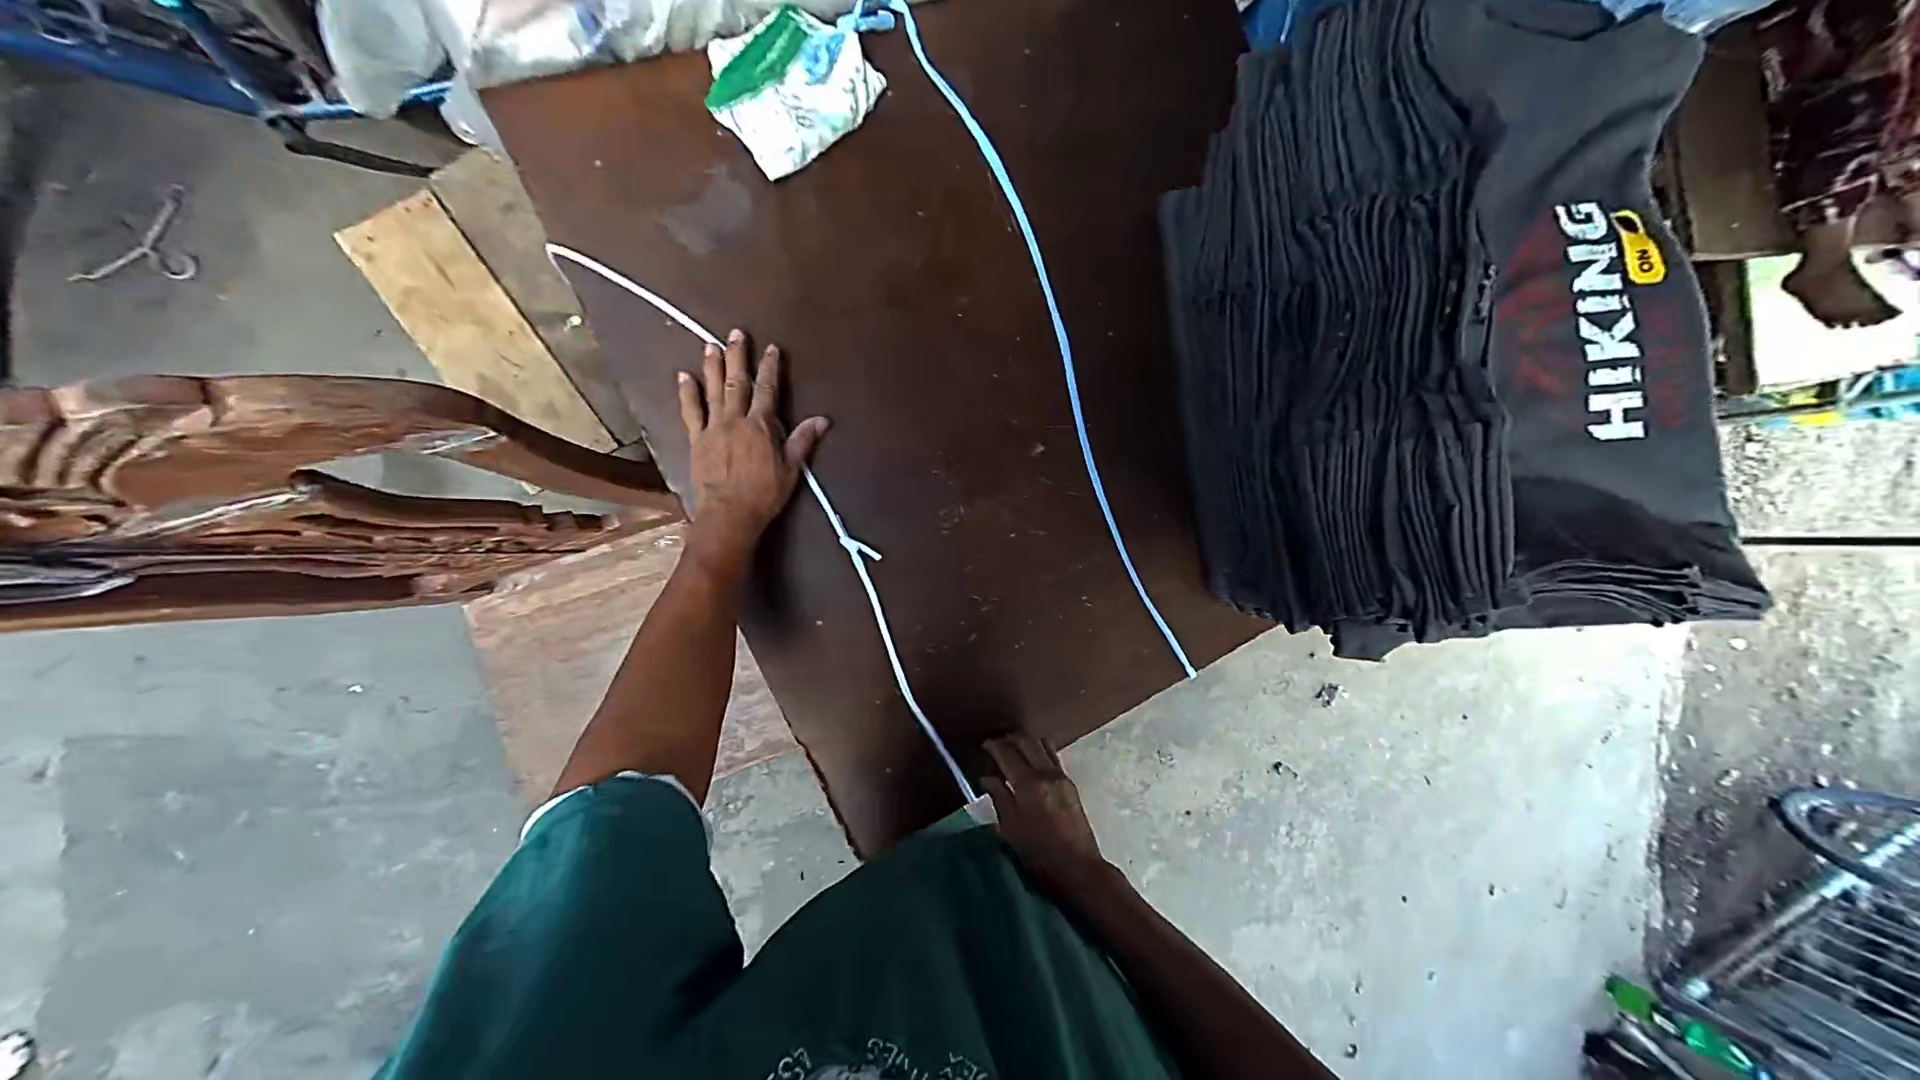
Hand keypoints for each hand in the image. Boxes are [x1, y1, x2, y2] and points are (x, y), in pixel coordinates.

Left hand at [677, 329, 828, 566]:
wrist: (729, 513)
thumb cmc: (764, 493)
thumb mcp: (791, 469)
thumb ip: (803, 440)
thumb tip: (822, 419)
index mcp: (761, 426)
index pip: (767, 389)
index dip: (770, 368)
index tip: (771, 349)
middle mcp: (736, 420)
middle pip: (737, 381)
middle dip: (738, 356)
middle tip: (736, 333)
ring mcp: (713, 427)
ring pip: (712, 390)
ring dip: (712, 365)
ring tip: (711, 345)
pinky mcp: (697, 439)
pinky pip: (691, 411)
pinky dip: (687, 392)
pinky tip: (683, 375)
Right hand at [983, 735, 1113, 895]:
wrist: (1078, 867)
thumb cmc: (1039, 854)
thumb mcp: (1010, 830)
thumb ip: (999, 798)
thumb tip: (987, 777)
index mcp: (1028, 785)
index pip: (1007, 752)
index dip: (993, 745)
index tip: (984, 745)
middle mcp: (1046, 773)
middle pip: (1026, 742)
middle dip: (1009, 739)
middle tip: (996, 744)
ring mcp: (1061, 776)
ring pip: (1041, 744)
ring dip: (1026, 742)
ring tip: (1013, 749)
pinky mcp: (1070, 783)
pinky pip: (1052, 755)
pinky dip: (1039, 750)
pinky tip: (1032, 760)